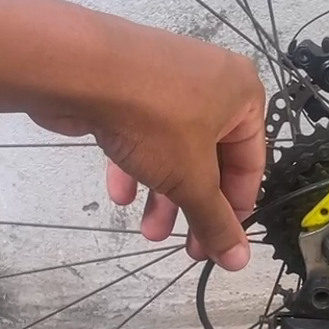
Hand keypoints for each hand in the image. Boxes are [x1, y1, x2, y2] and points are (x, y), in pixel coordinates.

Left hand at [28, 15, 265, 270]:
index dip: (236, 210)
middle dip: (194, 207)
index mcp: (243, 95)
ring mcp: (169, 81)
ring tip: (147, 231)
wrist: (77, 68)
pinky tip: (119, 194)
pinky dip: (137, 164)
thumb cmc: (153, 119)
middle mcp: (212, 83)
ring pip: (176, 150)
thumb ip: (215, 222)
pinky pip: (145, 133)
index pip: (250, 164)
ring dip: (164, 195)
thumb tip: (238, 260)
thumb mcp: (190, 179)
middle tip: (185, 248)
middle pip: (211, 160)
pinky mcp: (132, 85)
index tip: (220, 244)